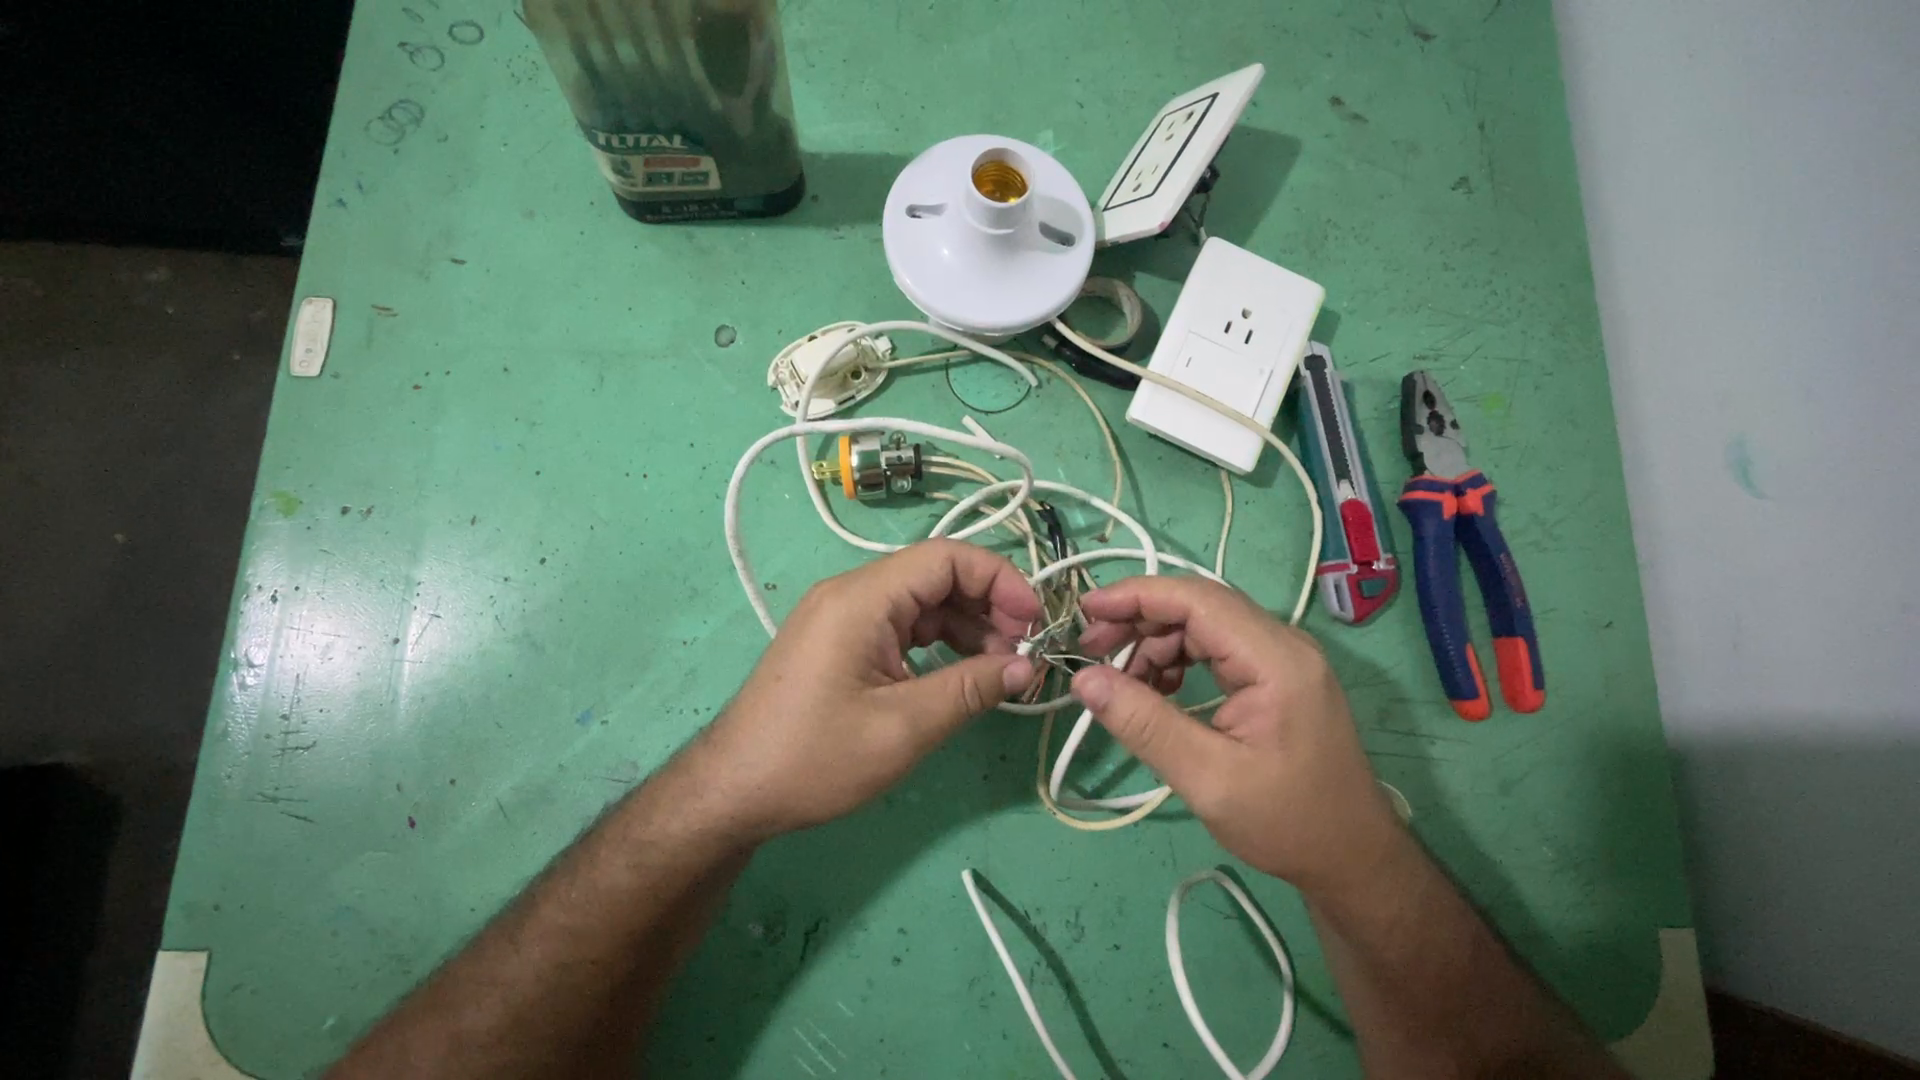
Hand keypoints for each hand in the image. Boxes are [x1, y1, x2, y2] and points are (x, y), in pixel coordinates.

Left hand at [683, 540, 1040, 841]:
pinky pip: (902, 626)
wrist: (734, 791)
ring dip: (967, 627)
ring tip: (1000, 668)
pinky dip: (938, 643)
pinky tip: (962, 673)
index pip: (946, 557)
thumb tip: (1027, 666)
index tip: (1034, 622)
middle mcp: (851, 593)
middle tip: (1022, 652)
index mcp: (861, 598)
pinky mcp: (841, 642)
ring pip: (922, 602)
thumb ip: (970, 689)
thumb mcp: (903, 728)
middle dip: (988, 606)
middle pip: (935, 575)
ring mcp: (843, 617)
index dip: (999, 580)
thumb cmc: (814, 759)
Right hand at [1071, 576, 1402, 896]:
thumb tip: (1083, 679)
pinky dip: (1176, 660)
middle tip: (1090, 650)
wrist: (1352, 859)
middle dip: (1139, 620)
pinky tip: (1155, 690)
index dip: (1136, 596)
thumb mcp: (1207, 778)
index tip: (1085, 611)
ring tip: (1118, 681)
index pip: (1197, 599)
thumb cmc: (1287, 822)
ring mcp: (1281, 658)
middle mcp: (1282, 644)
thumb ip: (1144, 723)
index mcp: (1275, 660)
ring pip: (1203, 625)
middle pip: (1198, 605)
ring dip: (1154, 642)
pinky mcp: (1275, 676)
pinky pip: (1216, 648)